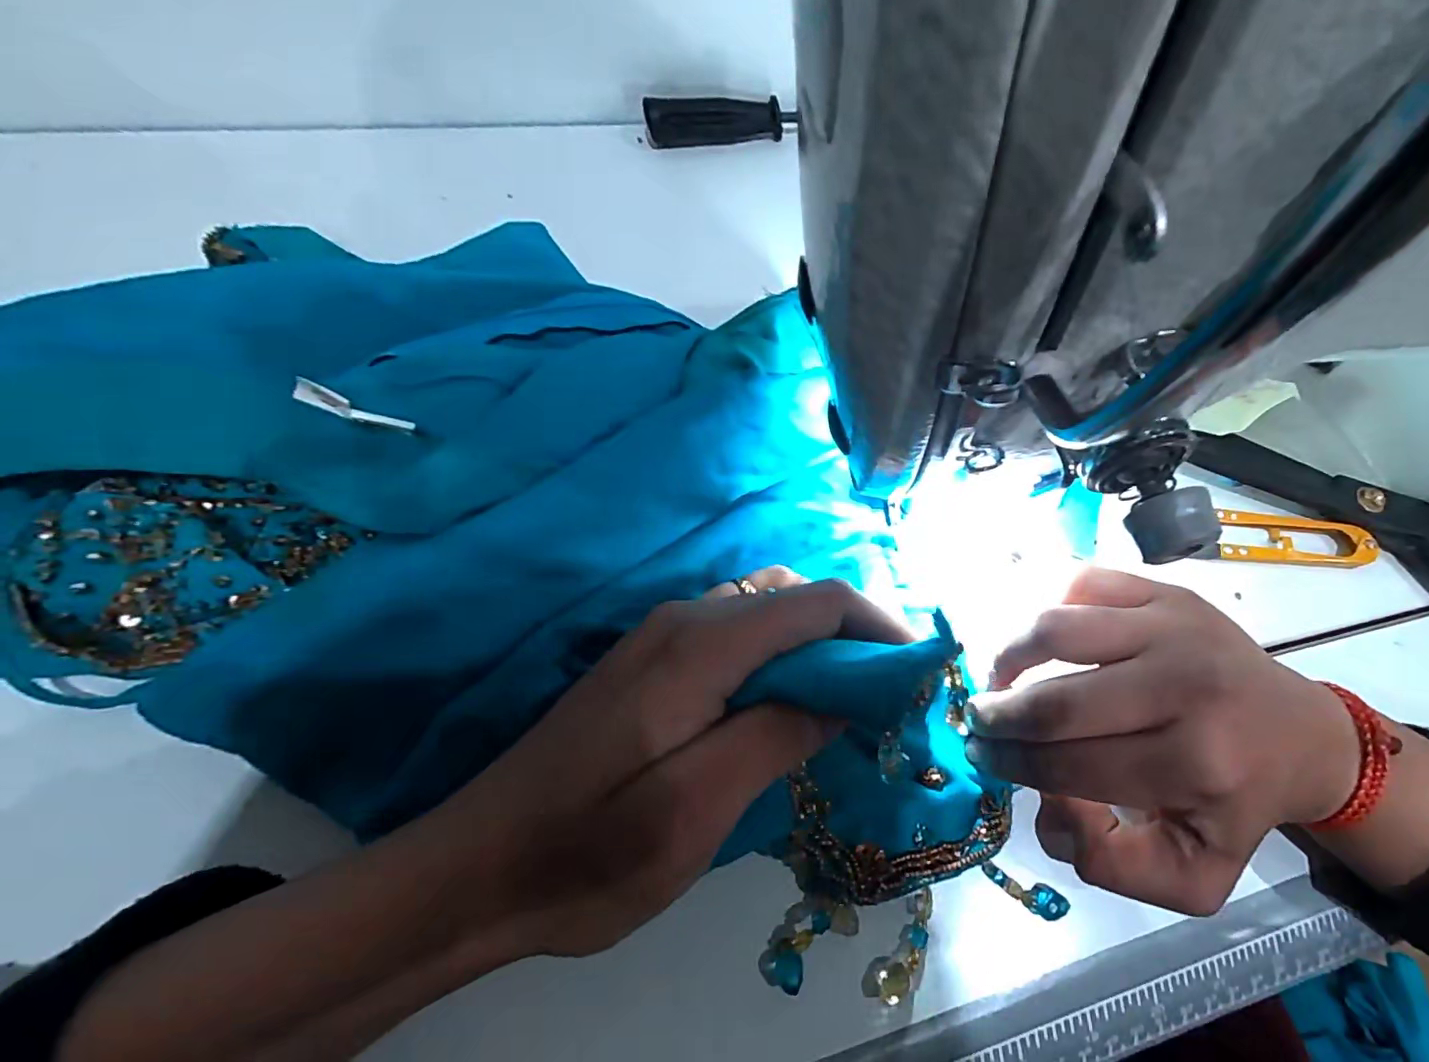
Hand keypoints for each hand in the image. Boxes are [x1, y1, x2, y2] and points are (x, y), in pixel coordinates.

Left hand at [432, 566, 911, 957]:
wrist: (471, 874)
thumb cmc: (586, 853)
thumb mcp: (694, 809)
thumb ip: (775, 737)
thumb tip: (843, 698)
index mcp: (701, 645)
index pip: (817, 601)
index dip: (878, 626)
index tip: (915, 673)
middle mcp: (686, 619)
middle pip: (797, 596)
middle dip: (854, 635)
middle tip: (887, 695)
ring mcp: (665, 636)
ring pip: (770, 610)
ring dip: (820, 644)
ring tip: (850, 700)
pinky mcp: (655, 662)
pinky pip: (743, 633)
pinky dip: (786, 654)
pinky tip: (790, 704)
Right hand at [964, 567, 1359, 915]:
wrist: (1297, 733)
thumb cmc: (1237, 804)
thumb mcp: (1192, 873)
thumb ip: (1110, 866)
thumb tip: (1048, 808)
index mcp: (1193, 763)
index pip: (1068, 765)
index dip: (1012, 764)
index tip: (983, 758)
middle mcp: (1185, 684)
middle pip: (1057, 699)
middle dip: (999, 717)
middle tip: (978, 723)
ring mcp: (1176, 625)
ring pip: (1059, 628)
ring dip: (1011, 655)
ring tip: (999, 677)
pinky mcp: (1169, 592)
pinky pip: (1084, 583)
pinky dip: (1051, 608)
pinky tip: (1047, 641)